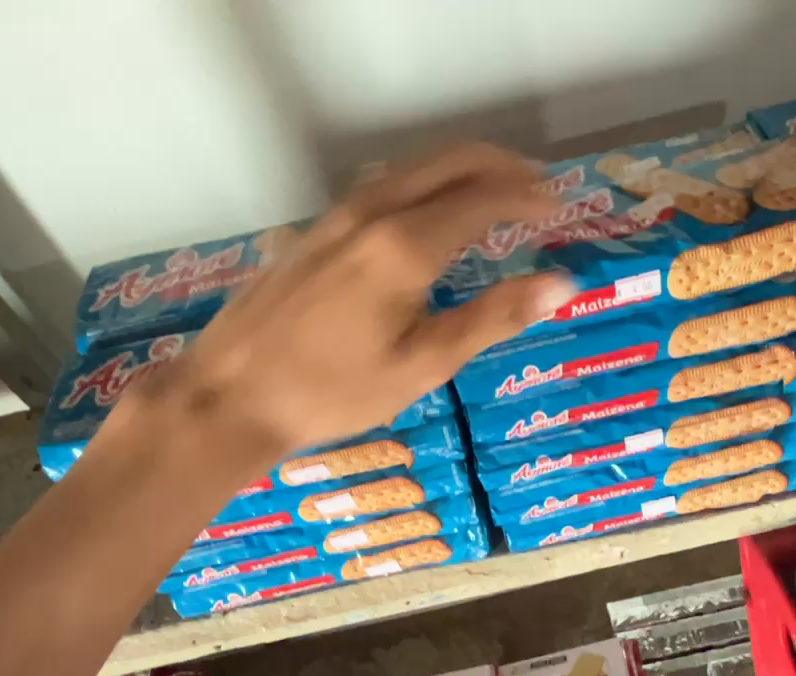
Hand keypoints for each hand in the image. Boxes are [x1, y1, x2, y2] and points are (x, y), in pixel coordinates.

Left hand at [111, 142, 574, 465]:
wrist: (233, 393)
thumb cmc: (335, 392)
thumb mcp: (424, 365)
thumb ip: (493, 318)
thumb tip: (561, 283)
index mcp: (404, 247)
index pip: (481, 198)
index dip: (525, 196)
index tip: (559, 204)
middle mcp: (372, 214)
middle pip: (447, 161)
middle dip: (499, 166)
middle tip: (536, 186)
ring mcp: (336, 217)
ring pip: (411, 168)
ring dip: (460, 169)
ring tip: (494, 191)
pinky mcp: (314, 232)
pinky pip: (383, 186)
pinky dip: (424, 184)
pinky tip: (429, 213)